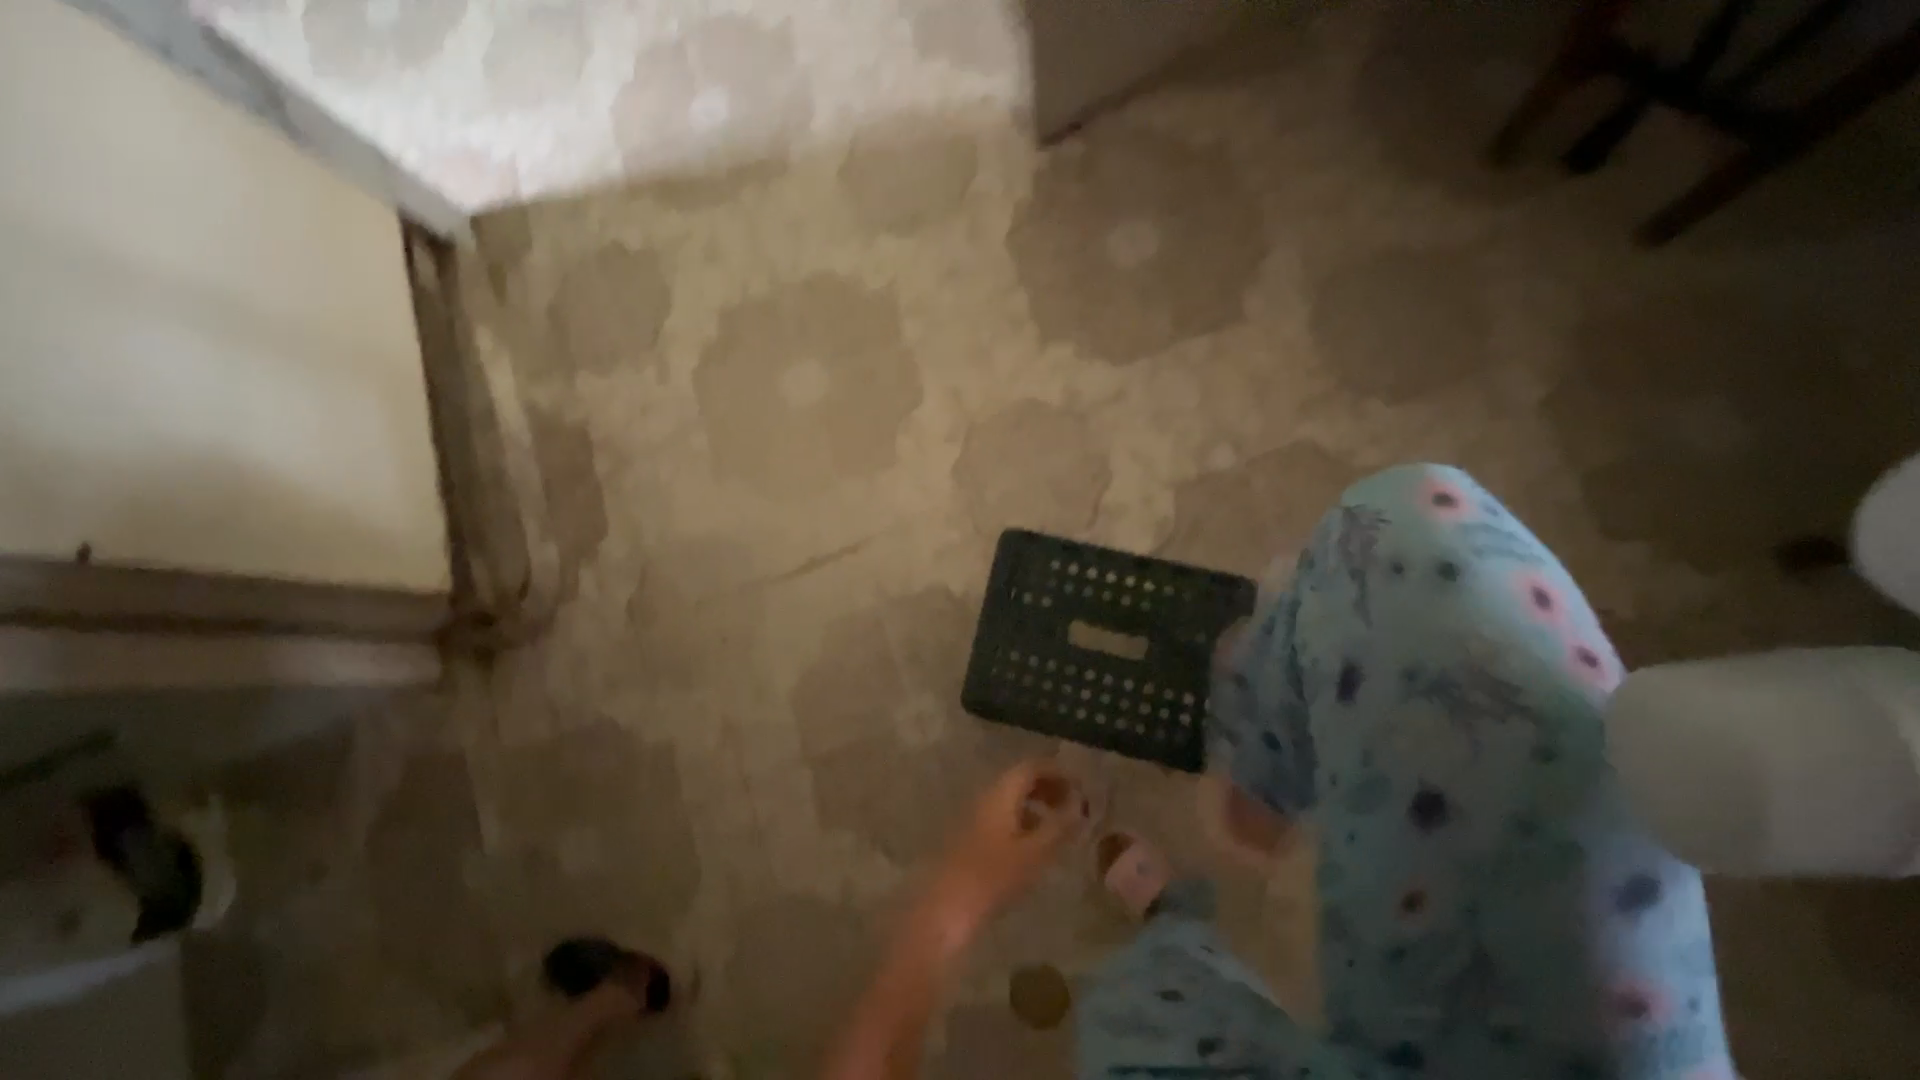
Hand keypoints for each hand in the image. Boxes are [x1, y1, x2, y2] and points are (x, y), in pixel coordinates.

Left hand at [920, 761, 1087, 936]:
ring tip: (1061, 825)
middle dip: (1050, 787)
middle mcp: (986, 797)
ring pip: (1012, 798)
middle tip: (1075, 806)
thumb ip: (1060, 825)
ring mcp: (976, 816)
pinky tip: (1036, 844)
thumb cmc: (994, 877)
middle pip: (1021, 779)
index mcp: (1000, 793)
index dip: (1059, 772)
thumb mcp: (1036, 852)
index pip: (1032, 767)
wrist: (947, 907)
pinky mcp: (972, 837)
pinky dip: (1024, 820)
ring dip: (1038, 804)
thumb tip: (1080, 804)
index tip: (1082, 787)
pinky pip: (1003, 815)